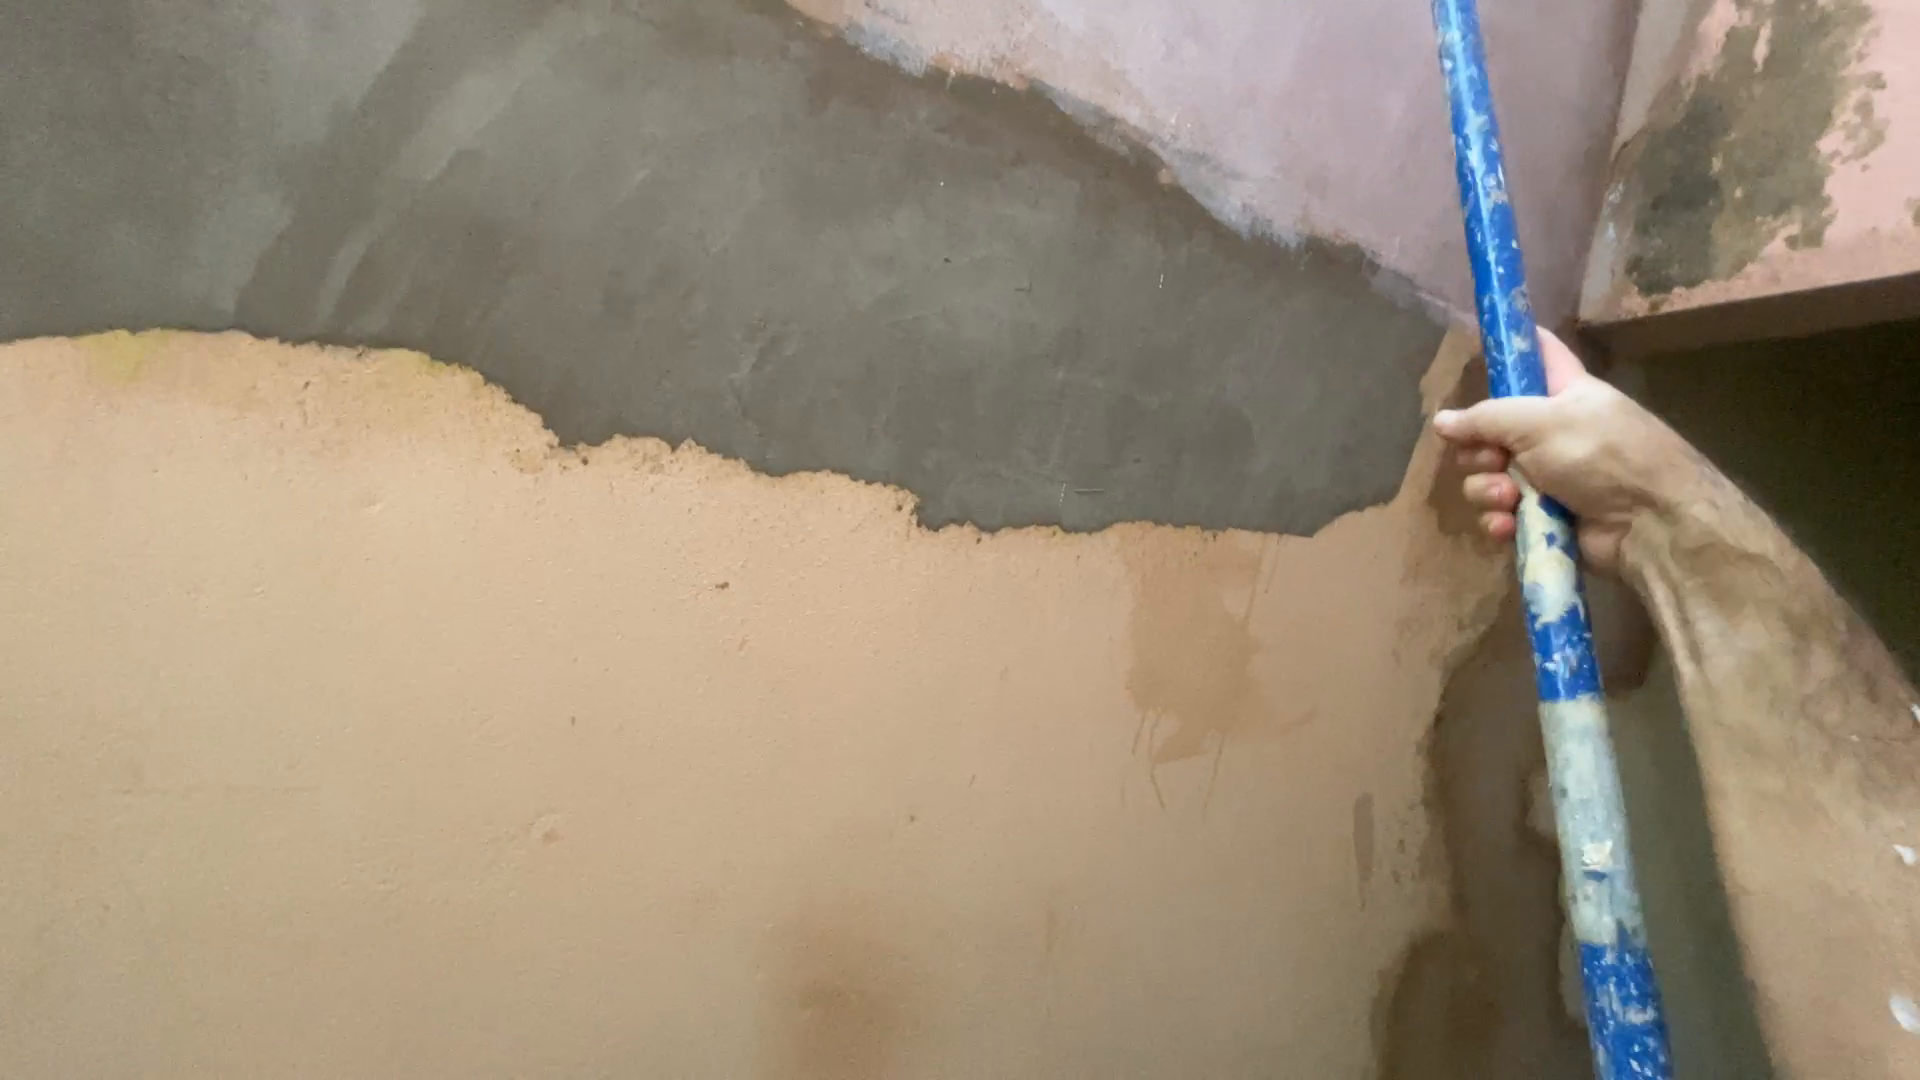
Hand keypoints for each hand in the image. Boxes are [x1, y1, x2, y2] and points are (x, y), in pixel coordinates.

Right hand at [1431, 330, 1695, 574]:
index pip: (1539, 356)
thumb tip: (1441, 420)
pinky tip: (1510, 524)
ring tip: (1510, 500)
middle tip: (1495, 459)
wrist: (1651, 525)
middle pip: (1487, 431)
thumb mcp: (1542, 423)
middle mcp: (1551, 432)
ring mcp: (1543, 476)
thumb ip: (1485, 418)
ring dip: (1488, 490)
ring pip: (1485, 476)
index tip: (1486, 339)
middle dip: (1479, 452)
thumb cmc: (1605, 456)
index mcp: (1564, 395)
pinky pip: (1496, 512)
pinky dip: (1498, 520)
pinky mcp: (1537, 514)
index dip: (1515, 346)